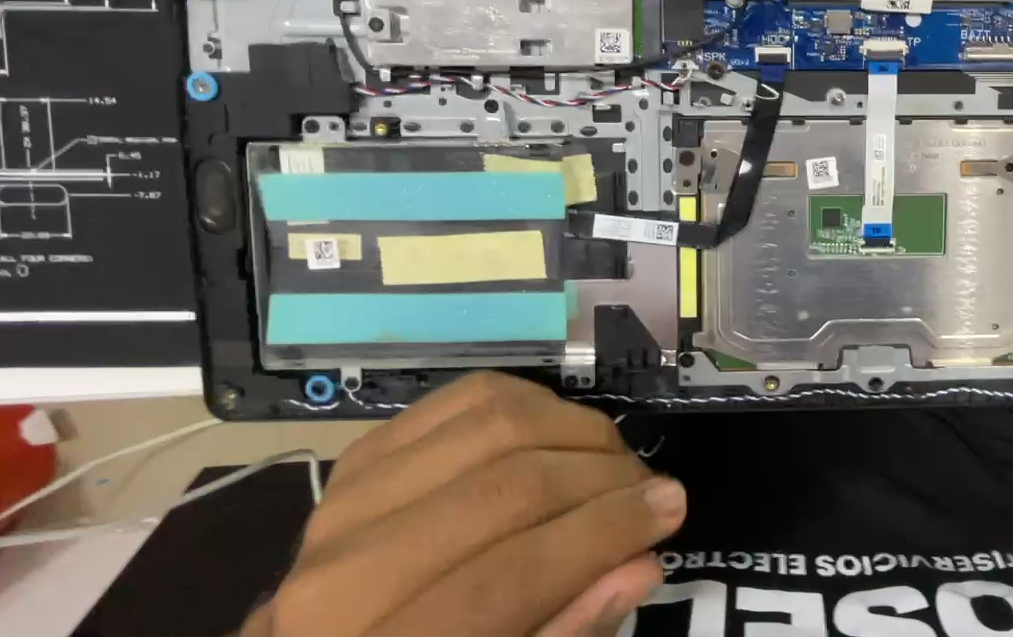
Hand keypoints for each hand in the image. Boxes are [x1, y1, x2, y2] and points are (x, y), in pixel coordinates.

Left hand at [241, 373, 684, 636]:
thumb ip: (563, 632)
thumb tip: (642, 562)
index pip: (506, 579)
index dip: (601, 537)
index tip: (670, 509)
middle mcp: (342, 573)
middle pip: (506, 489)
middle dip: (602, 479)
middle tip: (654, 487)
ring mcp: (346, 500)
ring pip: (493, 425)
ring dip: (577, 431)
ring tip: (616, 460)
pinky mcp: (362, 454)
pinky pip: (466, 398)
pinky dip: (533, 403)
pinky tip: (564, 431)